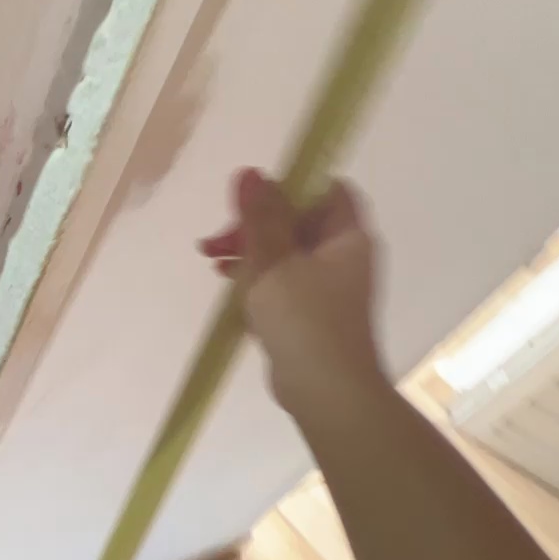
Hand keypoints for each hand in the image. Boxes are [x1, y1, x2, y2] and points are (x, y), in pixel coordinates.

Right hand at [199, 168, 388, 415]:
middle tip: (218, 239)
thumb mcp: (274, 261)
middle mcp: (344, 256)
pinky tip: (228, 281)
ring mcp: (328, 285)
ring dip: (248, 248)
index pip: (327, 190)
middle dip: (254, 223)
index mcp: (347, 237)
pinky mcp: (311, 309)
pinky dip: (256, 273)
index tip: (250, 197)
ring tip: (211, 258)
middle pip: (297, 220)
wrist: (325, 388)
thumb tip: (251, 172)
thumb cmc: (303, 317)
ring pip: (285, 249)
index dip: (290, 185)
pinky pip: (282, 277)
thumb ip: (260, 217)